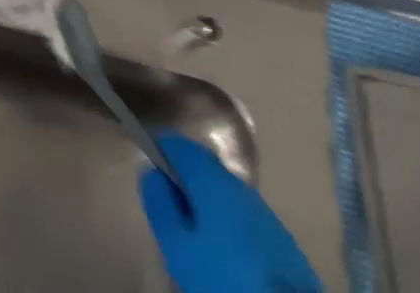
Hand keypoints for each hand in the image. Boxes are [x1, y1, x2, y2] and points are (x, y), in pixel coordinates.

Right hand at [140, 133, 320, 292]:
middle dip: (181, 168)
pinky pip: (237, 206)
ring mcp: (260, 207)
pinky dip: (219, 208)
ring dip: (201, 190)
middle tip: (161, 187)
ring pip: (222, 186)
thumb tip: (150, 172)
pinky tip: (214, 233)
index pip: (182, 146)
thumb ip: (160, 205)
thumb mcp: (178, 246)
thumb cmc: (221, 275)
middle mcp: (239, 185)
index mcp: (213, 181)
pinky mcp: (275, 231)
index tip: (145, 151)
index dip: (161, 144)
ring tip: (184, 214)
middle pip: (204, 164)